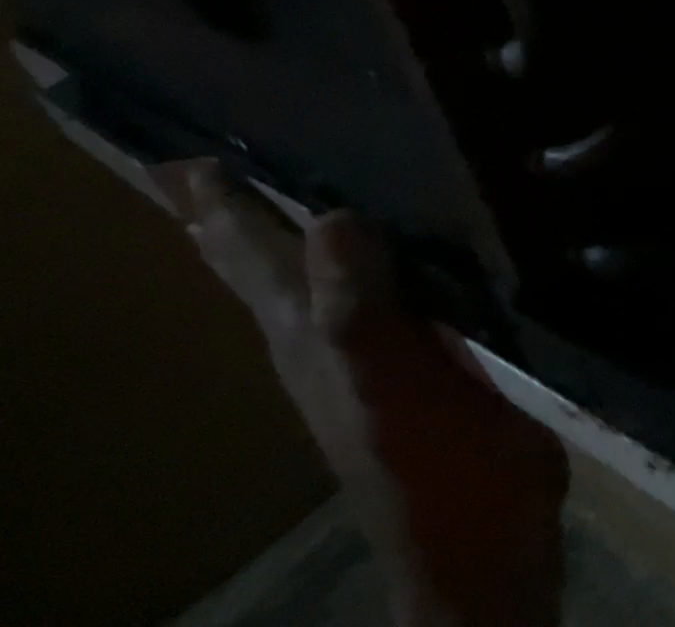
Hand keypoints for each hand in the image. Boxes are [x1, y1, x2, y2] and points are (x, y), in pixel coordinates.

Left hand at [156, 161, 567, 626]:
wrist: (482, 526)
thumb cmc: (430, 458)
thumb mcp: (387, 384)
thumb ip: (359, 309)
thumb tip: (334, 220)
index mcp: (311, 334)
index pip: (250, 256)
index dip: (217, 207)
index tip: (187, 155)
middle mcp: (335, 334)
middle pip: (270, 266)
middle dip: (237, 217)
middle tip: (212, 164)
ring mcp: (385, 348)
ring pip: (334, 275)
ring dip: (308, 235)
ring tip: (302, 190)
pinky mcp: (437, 355)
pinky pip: (403, 289)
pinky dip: (391, 259)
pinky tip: (407, 247)